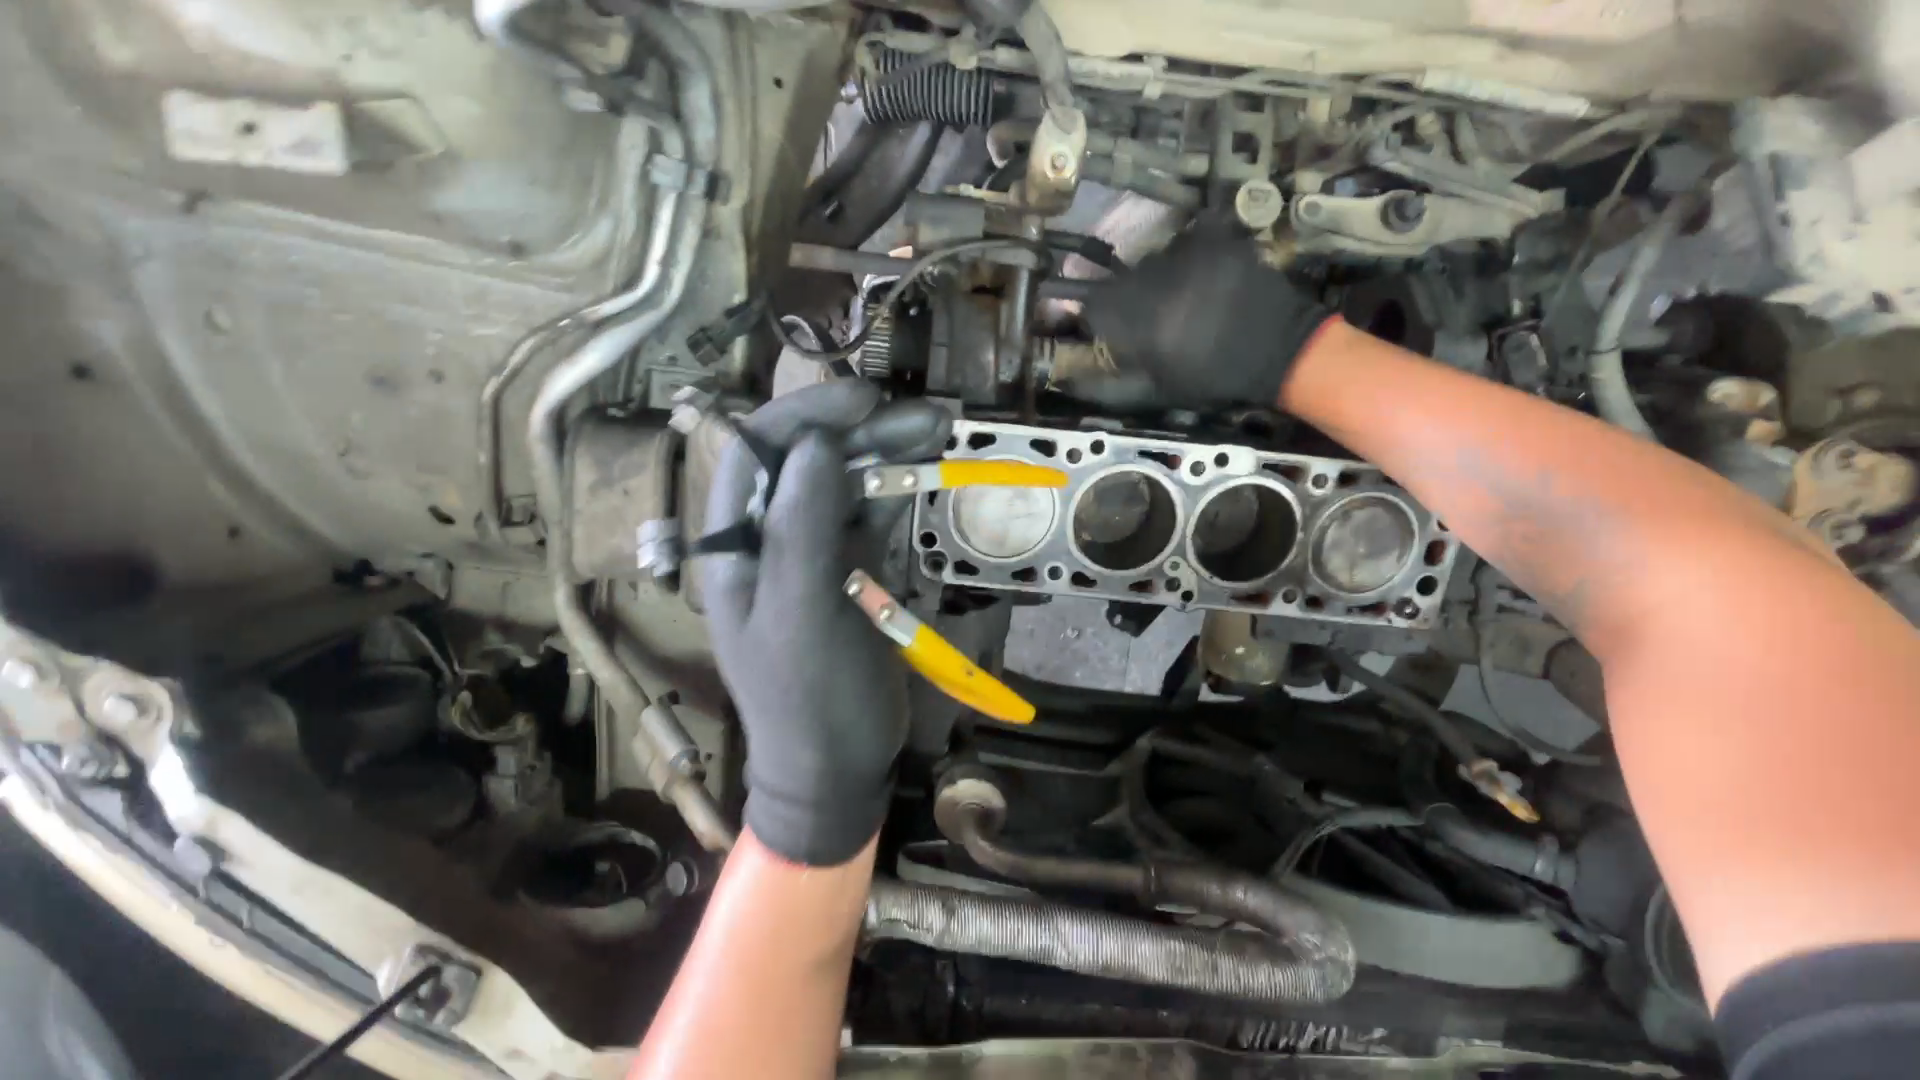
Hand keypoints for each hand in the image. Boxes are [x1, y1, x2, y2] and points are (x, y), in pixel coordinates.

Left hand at [701, 382, 950, 865]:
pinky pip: (870, 513)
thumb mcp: (799, 612)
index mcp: (735, 542)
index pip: (757, 453)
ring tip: (940, 429)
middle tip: (927, 418)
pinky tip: (928, 467)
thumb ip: (802, 525)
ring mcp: (812, 551)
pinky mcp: (850, 569)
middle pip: (810, 459)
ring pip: (846, 481)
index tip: (864, 399)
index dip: (806, 415)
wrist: (836, 767)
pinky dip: (898, 488)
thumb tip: (820, 442)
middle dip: (863, 431)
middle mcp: (769, 535)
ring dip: (889, 453)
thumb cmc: (806, 696)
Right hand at [1084, 217, 1333, 410]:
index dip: (1095, 311)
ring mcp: (1189, 255)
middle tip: (1156, 315)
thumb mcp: (1160, 388)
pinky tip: (1205, 270)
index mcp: (1139, 318)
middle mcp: (1157, 279)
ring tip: (1187, 295)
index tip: (1103, 320)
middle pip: (1127, 278)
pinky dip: (1195, 248)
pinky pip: (1193, 235)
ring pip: (1159, 257)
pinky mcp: (1218, 240)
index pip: (1095, 302)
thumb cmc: (1216, 378)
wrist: (1281, 353)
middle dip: (1133, 295)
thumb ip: (1114, 379)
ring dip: (1165, 274)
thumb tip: (1075, 372)